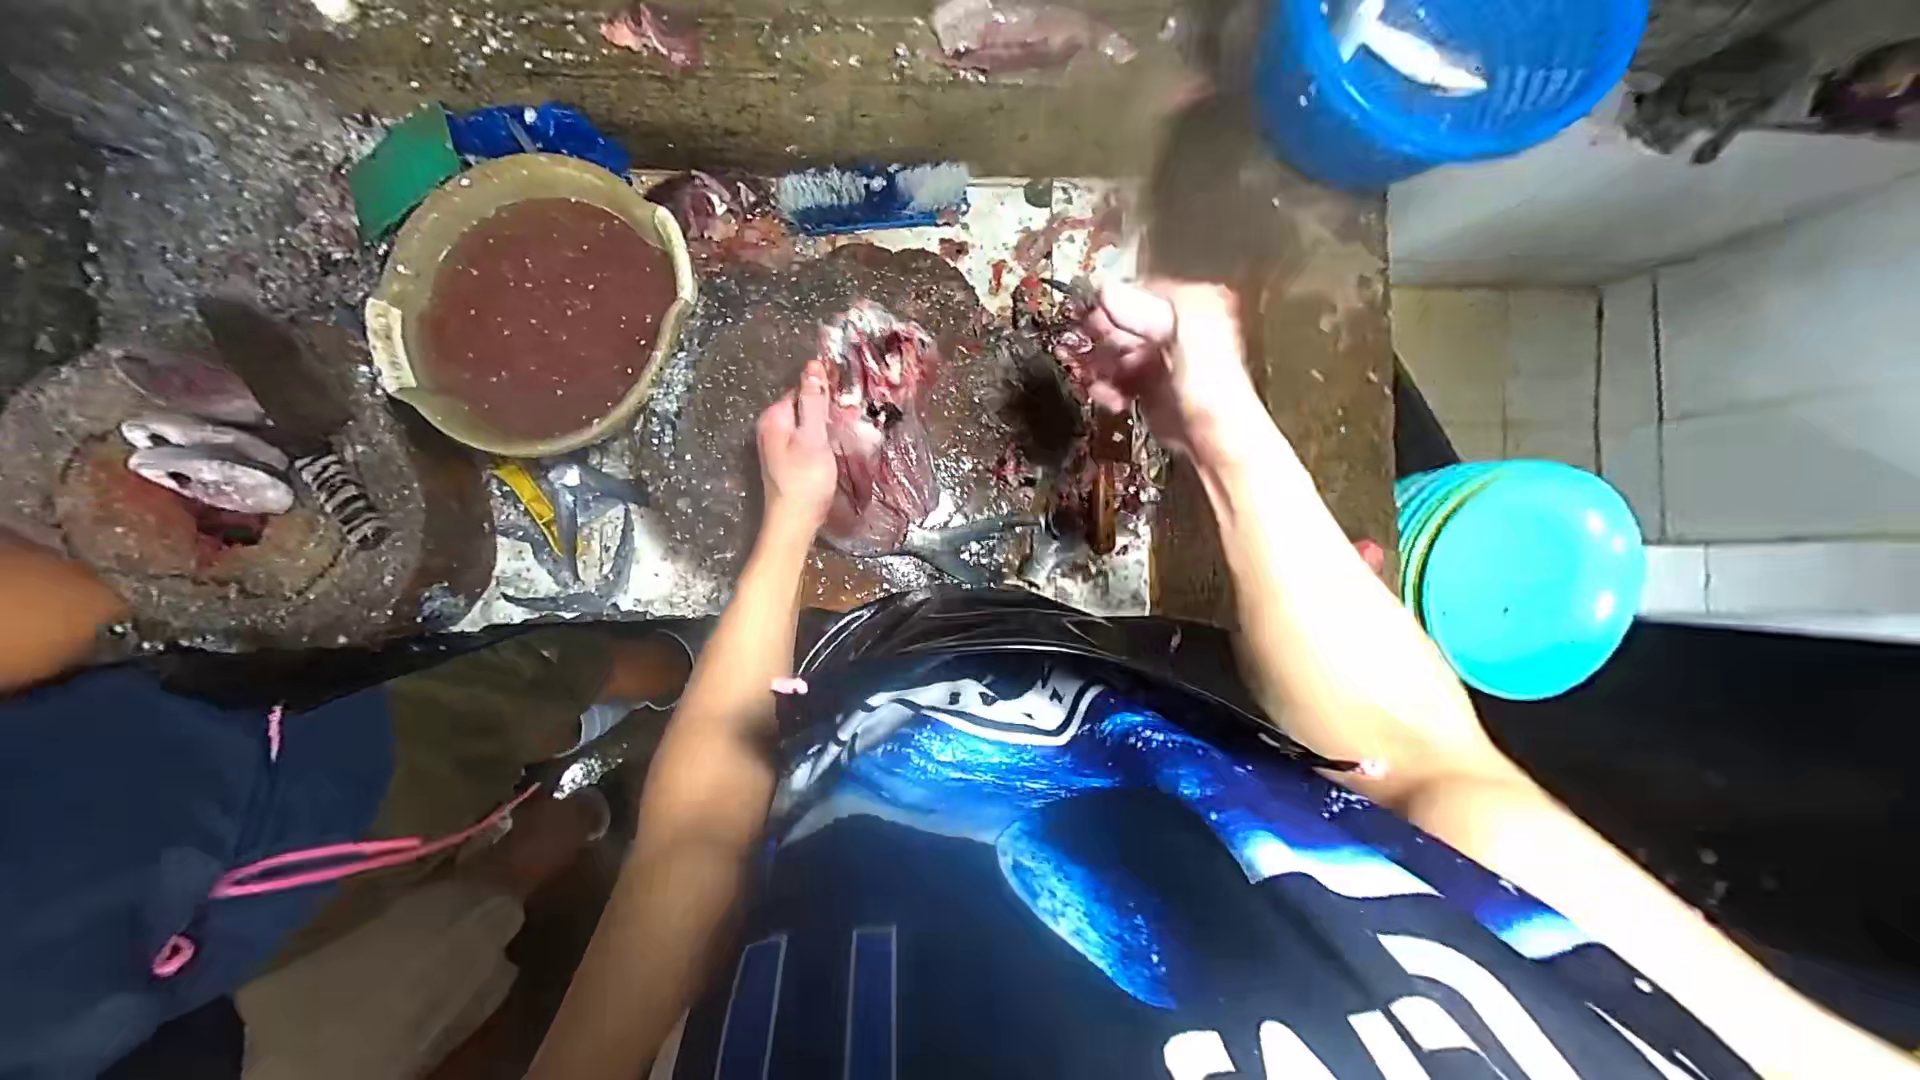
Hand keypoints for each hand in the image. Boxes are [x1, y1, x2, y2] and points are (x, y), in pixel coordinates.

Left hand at [755, 359, 837, 544]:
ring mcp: (776, 445)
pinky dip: (819, 437)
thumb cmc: (806, 480)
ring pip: (805, 422)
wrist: (793, 522)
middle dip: (825, 404)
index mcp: (774, 417)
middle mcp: (770, 427)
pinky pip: (804, 438)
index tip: (847, 391)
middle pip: (802, 405)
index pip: (800, 387)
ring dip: (825, 422)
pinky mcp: (785, 460)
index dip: (823, 386)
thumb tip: (813, 366)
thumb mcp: (813, 437)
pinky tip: (833, 445)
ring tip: (848, 426)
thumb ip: (813, 402)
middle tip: (852, 411)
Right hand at [1082, 280, 1270, 464]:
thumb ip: (1147, 307)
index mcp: (1194, 304)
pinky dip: (1107, 388)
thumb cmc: (1211, 390)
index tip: (1090, 317)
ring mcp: (1162, 360)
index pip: (1140, 291)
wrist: (1212, 439)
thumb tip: (1108, 290)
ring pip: (1116, 353)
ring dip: (1100, 367)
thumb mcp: (1185, 333)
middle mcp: (1177, 329)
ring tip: (1095, 379)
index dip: (1111, 305)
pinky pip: (1118, 380)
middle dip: (1102, 339)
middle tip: (1086, 348)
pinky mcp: (1150, 388)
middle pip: (1123, 323)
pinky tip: (1109, 397)